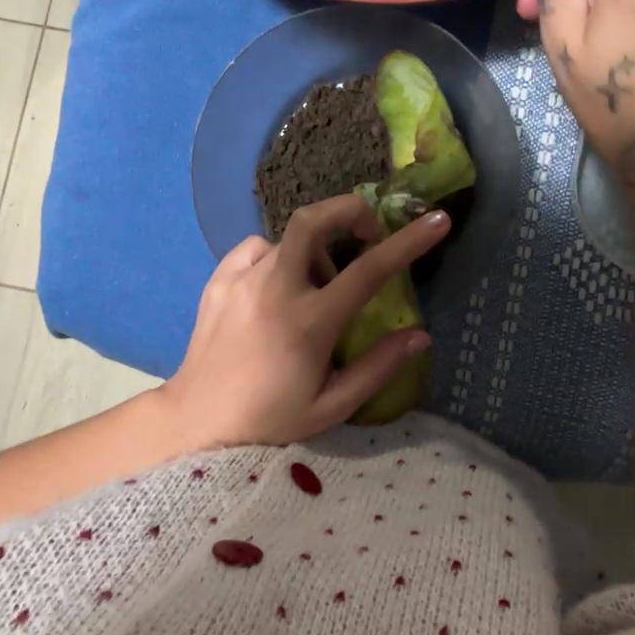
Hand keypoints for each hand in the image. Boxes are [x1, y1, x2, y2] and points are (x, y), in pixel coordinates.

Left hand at [157, 194, 448, 446]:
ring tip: (316, 286)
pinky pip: (255, 249)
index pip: (369, 270)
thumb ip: (377, 368)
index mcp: (309, 322)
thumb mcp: (331, 406)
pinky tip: (277, 287)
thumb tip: (420, 335)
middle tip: (367, 234)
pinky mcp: (217, 282)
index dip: (408, 242)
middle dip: (349, 211)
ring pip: (285, 238)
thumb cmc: (270, 420)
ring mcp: (240, 281)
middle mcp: (274, 289)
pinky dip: (276, 257)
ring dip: (312, 250)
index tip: (437, 221)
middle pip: (314, 220)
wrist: (197, 423)